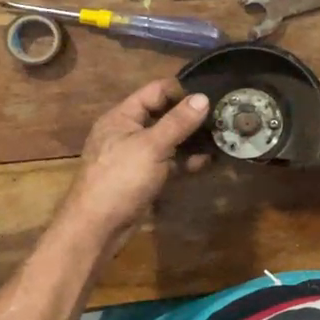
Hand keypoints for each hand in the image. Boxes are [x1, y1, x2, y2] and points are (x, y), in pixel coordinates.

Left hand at [59, 80, 209, 240]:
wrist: (97, 228)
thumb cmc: (120, 179)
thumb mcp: (151, 146)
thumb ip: (178, 122)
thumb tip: (204, 97)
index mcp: (122, 117)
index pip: (156, 91)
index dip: (182, 91)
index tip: (211, 96)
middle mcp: (128, 132)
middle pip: (164, 114)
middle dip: (191, 116)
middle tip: (222, 116)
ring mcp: (137, 155)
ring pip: (169, 139)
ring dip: (192, 139)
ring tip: (221, 137)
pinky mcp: (145, 175)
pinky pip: (170, 160)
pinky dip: (186, 160)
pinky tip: (208, 161)